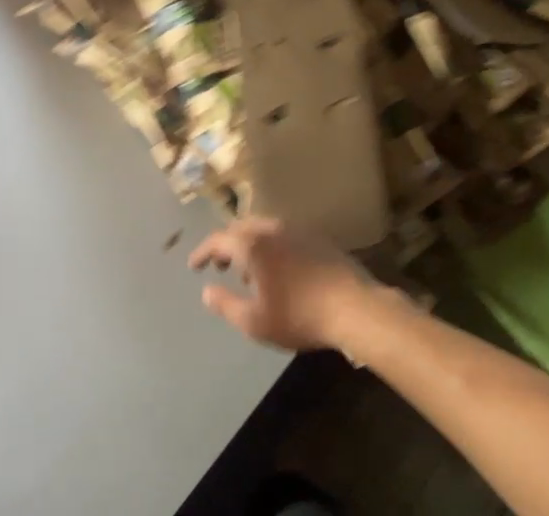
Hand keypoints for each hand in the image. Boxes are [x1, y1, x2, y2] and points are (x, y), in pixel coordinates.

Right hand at [188, 217, 380, 350]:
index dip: (203, 251)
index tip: (194, 266)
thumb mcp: (254, 321)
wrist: (353, 307)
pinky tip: (278, 270)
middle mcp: (274, 229)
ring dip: (249, 244)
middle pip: (242, 228)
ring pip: (264, 229)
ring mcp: (299, 231)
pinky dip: (270, 246)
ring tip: (248, 272)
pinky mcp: (318, 239)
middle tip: (220, 265)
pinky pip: (283, 235)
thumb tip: (207, 291)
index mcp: (254, 245)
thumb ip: (226, 304)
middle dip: (226, 244)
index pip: (219, 240)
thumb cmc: (299, 315)